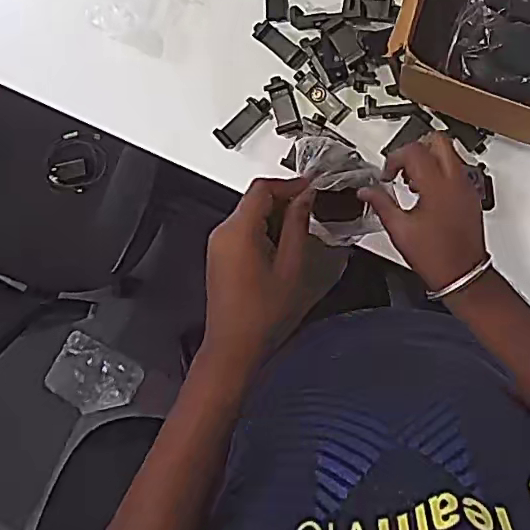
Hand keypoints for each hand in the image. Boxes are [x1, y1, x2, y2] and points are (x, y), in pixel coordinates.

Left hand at [204, 177, 340, 366]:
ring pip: (250, 212)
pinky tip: (284, 243)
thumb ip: (298, 223)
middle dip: (284, 198)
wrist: (234, 346)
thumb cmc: (259, 314)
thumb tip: (305, 198)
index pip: (262, 188)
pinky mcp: (221, 254)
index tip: (309, 187)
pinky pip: (244, 227)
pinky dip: (265, 226)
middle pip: (255, 198)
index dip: (289, 184)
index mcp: (238, 231)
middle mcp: (223, 233)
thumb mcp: (291, 263)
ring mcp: (219, 244)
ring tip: (301, 226)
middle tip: (310, 205)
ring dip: (276, 213)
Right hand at [362, 133, 488, 292]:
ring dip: (429, 158)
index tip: (388, 174)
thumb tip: (367, 192)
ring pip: (450, 152)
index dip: (395, 158)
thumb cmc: (436, 258)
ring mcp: (466, 186)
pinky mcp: (472, 194)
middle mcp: (456, 181)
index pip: (415, 150)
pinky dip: (441, 170)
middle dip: (416, 147)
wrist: (463, 274)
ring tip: (413, 181)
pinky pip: (457, 169)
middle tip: (402, 166)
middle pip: (438, 140)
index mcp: (436, 186)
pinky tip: (428, 191)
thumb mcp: (400, 230)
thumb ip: (381, 204)